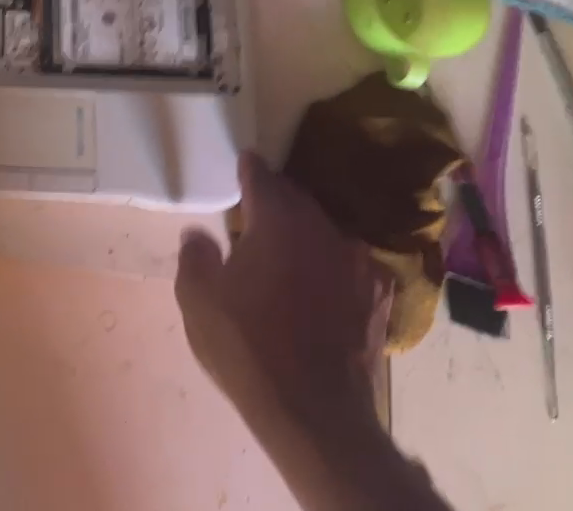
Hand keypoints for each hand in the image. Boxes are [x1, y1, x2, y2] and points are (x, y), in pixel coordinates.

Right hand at [176, 153, 390, 418]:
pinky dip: (329, 261)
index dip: (250, 168)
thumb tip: (199, 234)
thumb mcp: (197, 299)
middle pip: (299, 200)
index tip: (244, 160)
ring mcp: (357, 267)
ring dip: (304, 229)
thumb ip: (196, 256)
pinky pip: (348, 264)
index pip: (264, 180)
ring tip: (283, 243)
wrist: (314, 412)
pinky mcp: (377, 299)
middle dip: (277, 197)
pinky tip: (316, 279)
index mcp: (278, 225)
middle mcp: (323, 234)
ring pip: (326, 231)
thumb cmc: (246, 346)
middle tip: (255, 202)